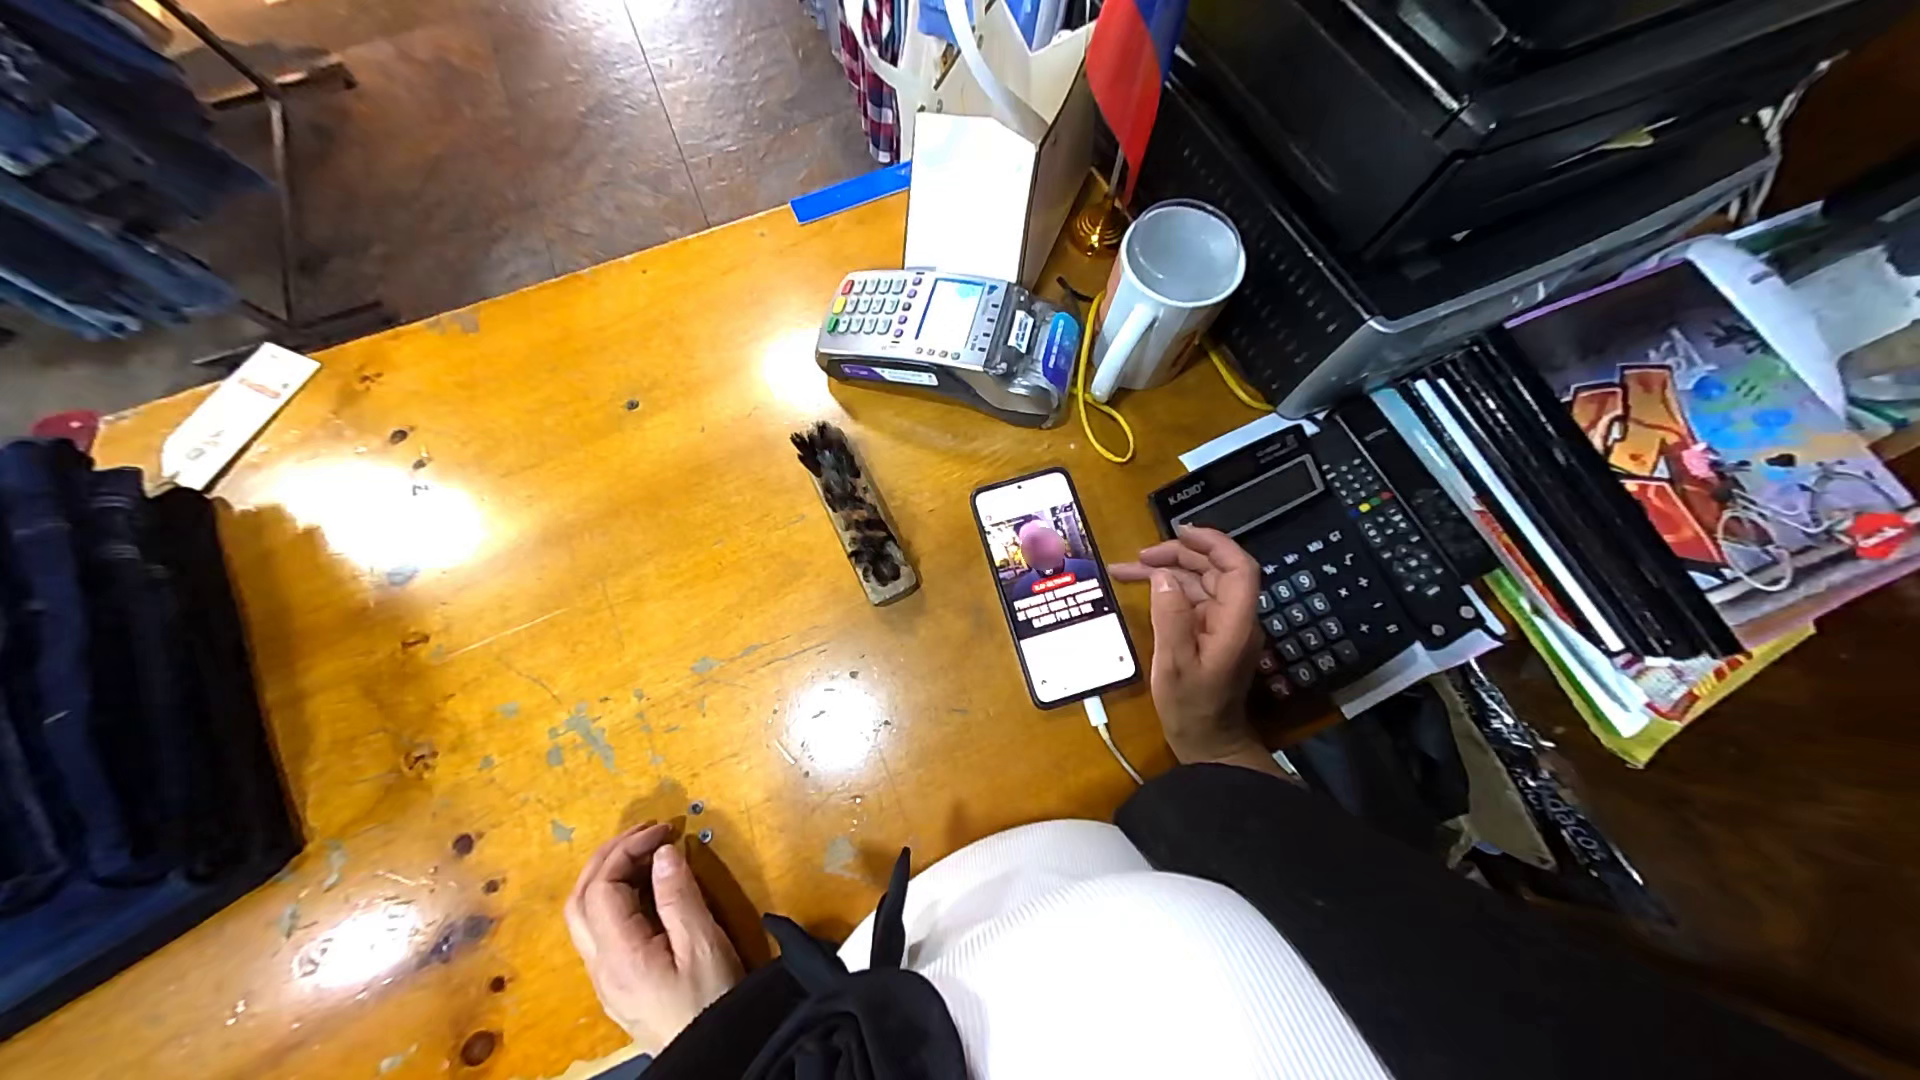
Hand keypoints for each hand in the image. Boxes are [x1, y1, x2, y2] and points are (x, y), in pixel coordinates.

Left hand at [564, 822, 742, 1053]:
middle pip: (581, 899)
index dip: (628, 850)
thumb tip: (663, 851)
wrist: (711, 1053)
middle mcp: (600, 965)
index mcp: (619, 955)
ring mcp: (604, 975)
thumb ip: (679, 895)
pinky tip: (643, 885)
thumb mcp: (702, 943)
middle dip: (608, 856)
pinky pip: (600, 928)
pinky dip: (615, 894)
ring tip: (644, 850)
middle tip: (646, 831)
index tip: (664, 830)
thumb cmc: (710, 996)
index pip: (602, 888)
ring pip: (584, 915)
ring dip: (607, 874)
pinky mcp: (617, 979)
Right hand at [1112, 525, 1275, 770]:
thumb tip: (1164, 576)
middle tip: (1140, 557)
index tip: (1180, 533)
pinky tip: (1141, 586)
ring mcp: (1222, 624)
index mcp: (1235, 623)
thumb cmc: (1191, 707)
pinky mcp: (1208, 632)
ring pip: (1199, 582)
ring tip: (1128, 568)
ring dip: (1167, 570)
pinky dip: (1166, 588)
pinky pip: (1190, 599)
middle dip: (1179, 555)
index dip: (1214, 544)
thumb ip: (1170, 617)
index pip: (1238, 568)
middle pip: (1214, 570)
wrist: (1206, 741)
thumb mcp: (1174, 664)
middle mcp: (1234, 617)